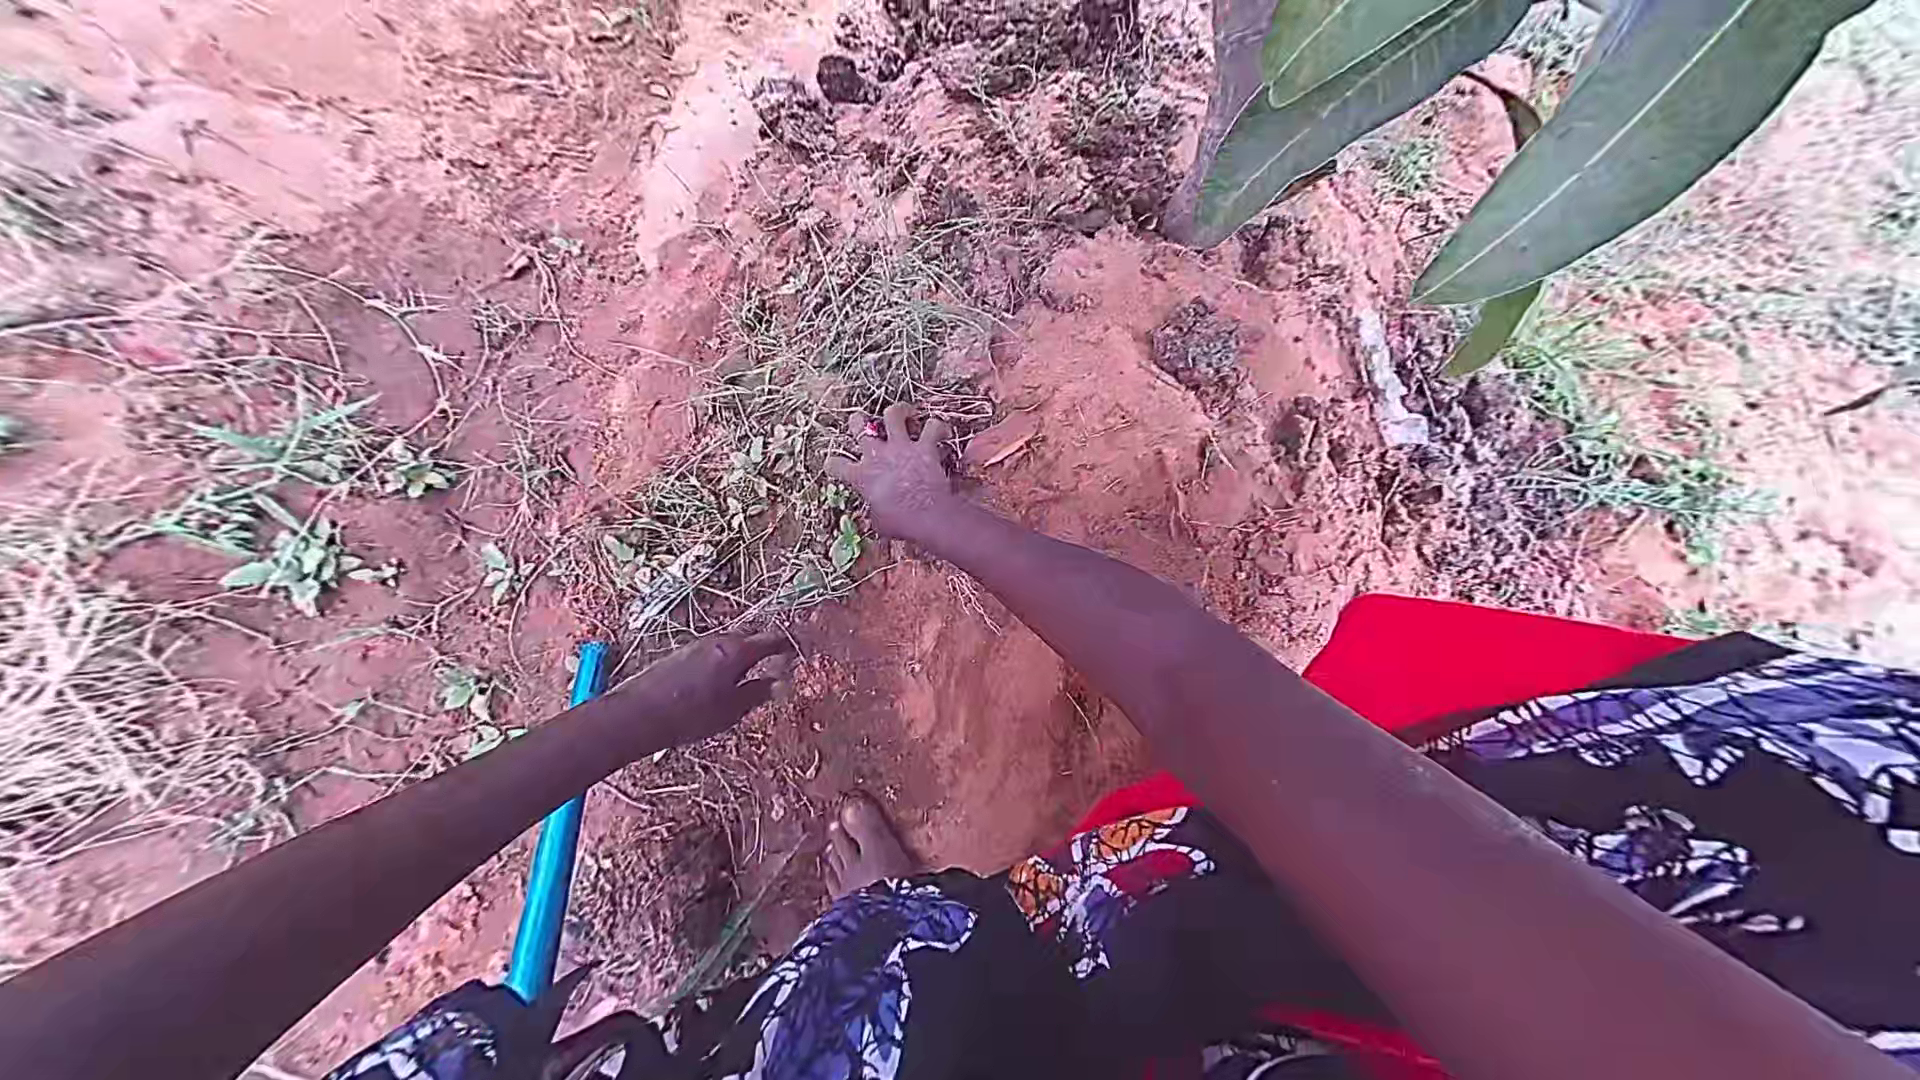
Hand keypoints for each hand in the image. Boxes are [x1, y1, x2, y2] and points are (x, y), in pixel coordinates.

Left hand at [610, 631, 794, 749]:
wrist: (636, 715)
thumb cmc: (692, 715)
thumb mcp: (733, 709)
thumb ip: (759, 692)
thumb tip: (780, 682)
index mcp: (738, 651)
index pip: (772, 639)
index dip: (788, 644)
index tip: (799, 651)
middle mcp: (719, 640)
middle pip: (750, 638)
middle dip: (765, 650)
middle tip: (776, 668)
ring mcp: (697, 645)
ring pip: (730, 645)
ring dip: (743, 657)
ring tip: (748, 679)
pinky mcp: (680, 654)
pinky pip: (712, 652)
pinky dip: (724, 661)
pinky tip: (719, 682)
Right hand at [825, 403, 959, 541]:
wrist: (926, 516)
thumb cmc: (900, 523)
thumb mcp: (879, 522)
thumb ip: (875, 511)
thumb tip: (877, 516)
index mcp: (861, 476)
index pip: (835, 464)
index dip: (834, 464)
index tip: (836, 465)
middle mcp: (877, 455)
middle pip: (859, 426)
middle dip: (858, 421)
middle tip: (861, 422)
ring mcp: (900, 447)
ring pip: (892, 414)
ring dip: (898, 411)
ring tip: (905, 413)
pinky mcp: (924, 447)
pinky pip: (932, 427)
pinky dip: (937, 427)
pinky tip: (940, 431)